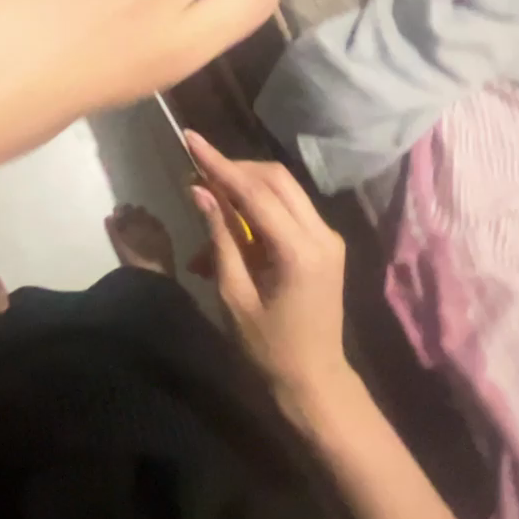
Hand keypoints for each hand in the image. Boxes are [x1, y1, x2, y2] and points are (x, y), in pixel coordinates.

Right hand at [184, 130, 351, 408]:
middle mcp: (321, 235)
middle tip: (195, 170)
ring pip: (283, 188)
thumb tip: (199, 190)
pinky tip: (230, 219)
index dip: (219, 163)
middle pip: (274, 178)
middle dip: (233, 168)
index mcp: (299, 251)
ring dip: (244, 184)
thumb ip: (219, 237)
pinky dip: (257, 204)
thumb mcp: (232, 293)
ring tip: (207, 196)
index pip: (255, 191)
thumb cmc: (266, 346)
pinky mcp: (324, 244)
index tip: (190, 139)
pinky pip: (288, 207)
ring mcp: (327, 238)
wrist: (313, 379)